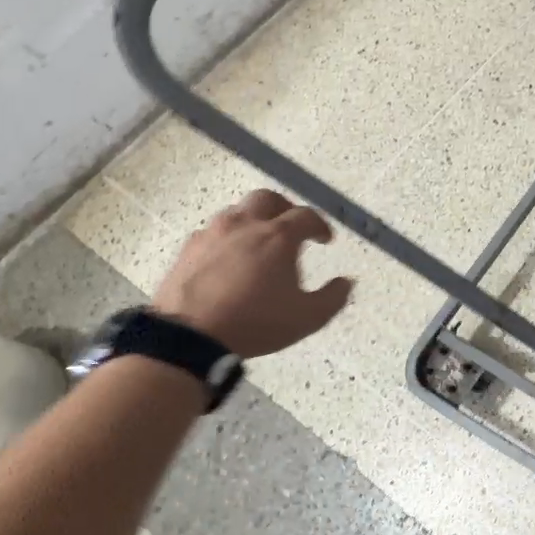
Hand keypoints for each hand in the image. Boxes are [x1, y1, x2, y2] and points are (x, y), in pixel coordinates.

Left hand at [150, 190, 354, 357]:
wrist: (189, 336)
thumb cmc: (256, 322)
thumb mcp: (309, 317)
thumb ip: (334, 296)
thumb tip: (346, 282)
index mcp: (278, 237)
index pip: (306, 215)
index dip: (320, 225)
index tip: (325, 240)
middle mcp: (245, 226)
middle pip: (267, 198)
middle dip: (285, 209)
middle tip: (292, 228)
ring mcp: (212, 234)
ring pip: (236, 212)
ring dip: (253, 221)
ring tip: (259, 243)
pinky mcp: (188, 249)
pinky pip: (212, 232)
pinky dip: (228, 238)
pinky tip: (230, 260)